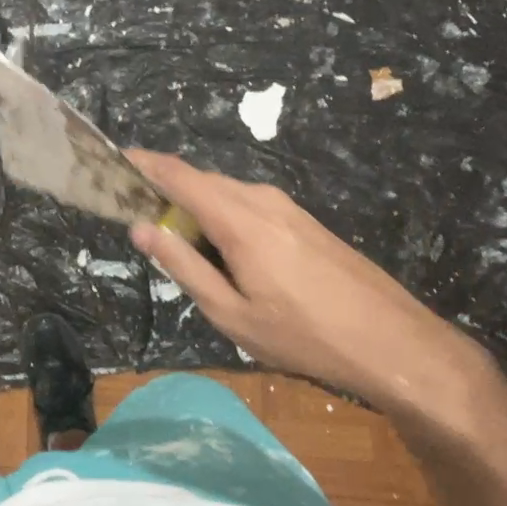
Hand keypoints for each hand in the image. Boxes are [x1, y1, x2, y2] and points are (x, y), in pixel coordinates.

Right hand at [126, 150, 494, 415]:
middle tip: (134, 215)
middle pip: (199, 181)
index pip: (178, 175)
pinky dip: (220, 217)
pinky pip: (247, 206)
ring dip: (193, 208)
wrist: (395, 343)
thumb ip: (184, 266)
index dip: (142, 163)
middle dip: (163, 190)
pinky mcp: (303, 221)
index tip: (111, 161)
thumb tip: (141, 228)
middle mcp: (261, 200)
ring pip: (224, 194)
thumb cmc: (304, 336)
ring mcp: (287, 208)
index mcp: (239, 219)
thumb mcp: (232, 313)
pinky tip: (220, 254)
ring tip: (174, 242)